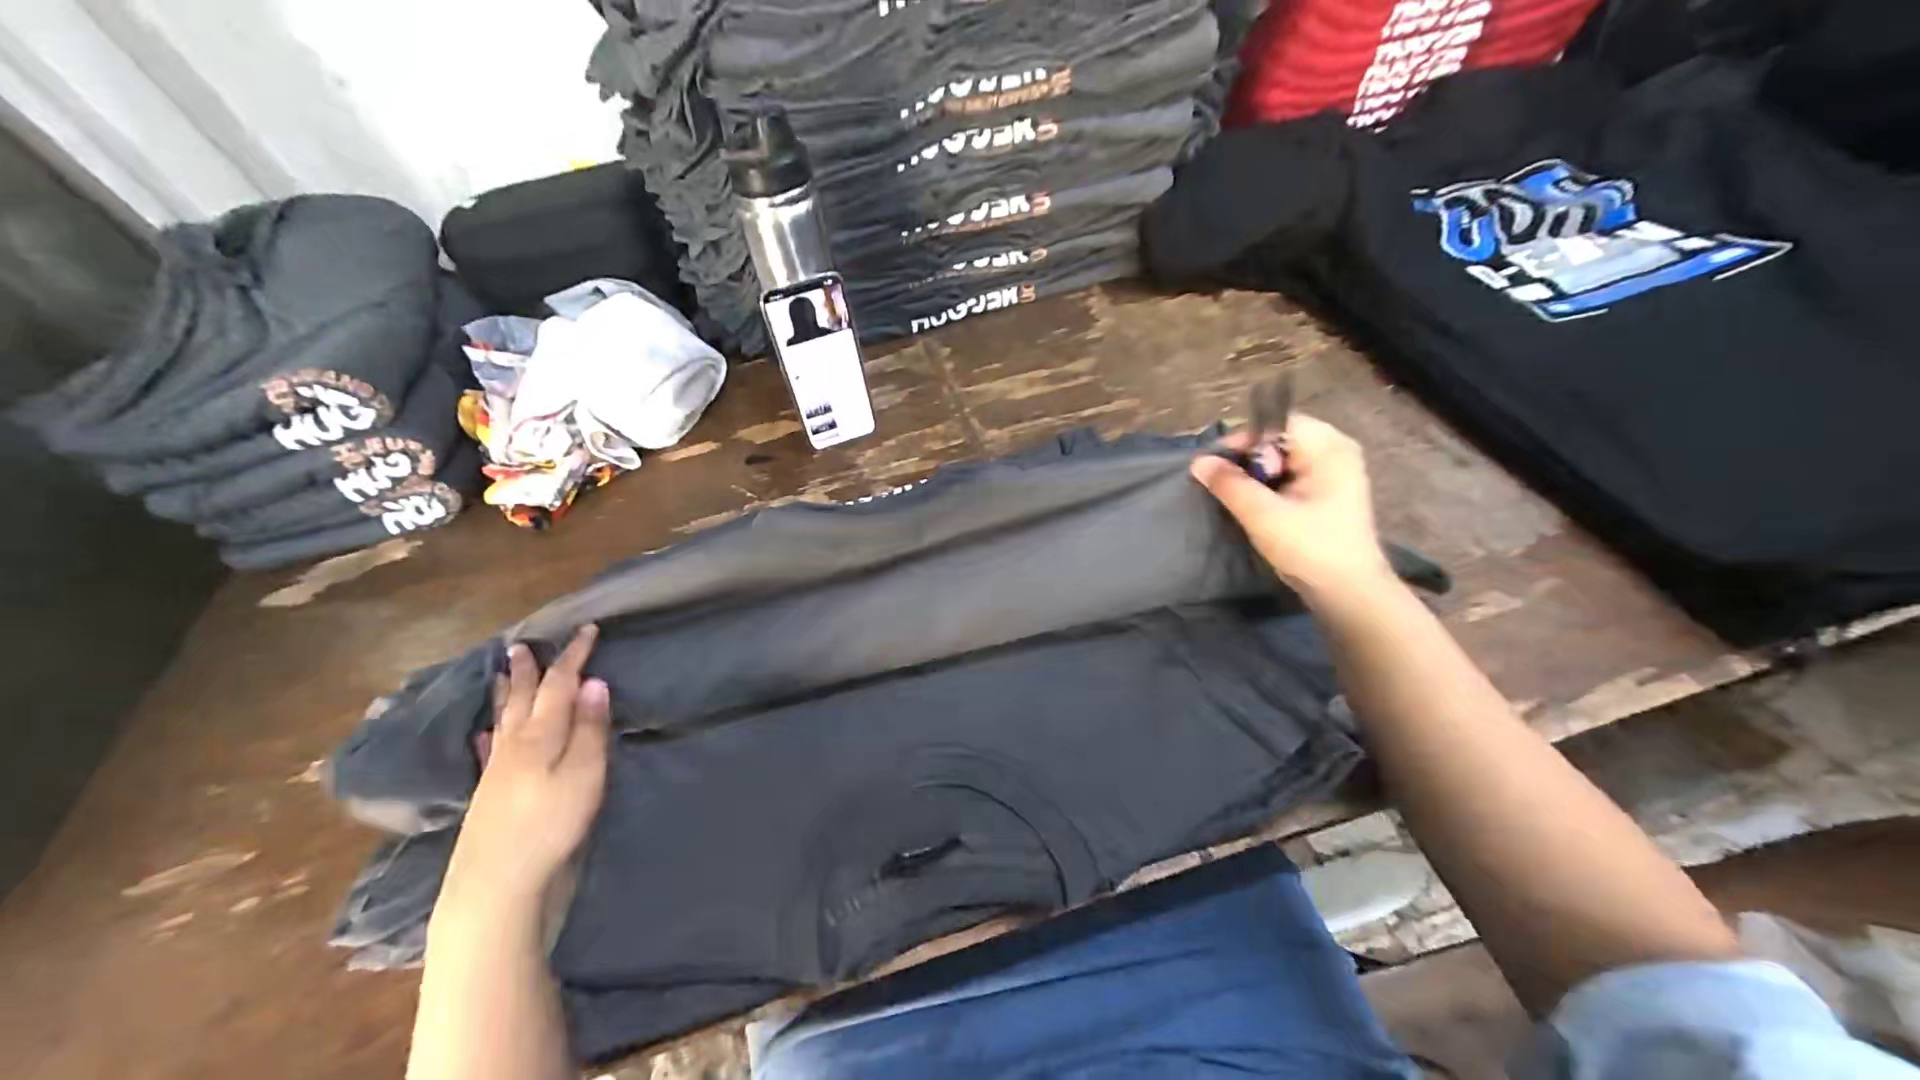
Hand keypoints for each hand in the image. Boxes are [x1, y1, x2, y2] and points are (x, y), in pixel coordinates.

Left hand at [442, 626, 609, 910]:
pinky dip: (486, 738)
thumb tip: (594, 682)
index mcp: (540, 735)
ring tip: (503, 673)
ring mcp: (497, 771)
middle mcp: (514, 745)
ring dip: (506, 693)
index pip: (560, 685)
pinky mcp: (488, 795)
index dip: (574, 656)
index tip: (587, 630)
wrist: (497, 885)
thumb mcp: (584, 774)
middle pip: (524, 698)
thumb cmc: (550, 825)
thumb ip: (589, 728)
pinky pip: (486, 753)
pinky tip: (481, 735)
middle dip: (530, 669)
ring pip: (503, 720)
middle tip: (522, 644)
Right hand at [1190, 414, 1395, 602]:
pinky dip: (1270, 485)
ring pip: (1283, 459)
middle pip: (1280, 439)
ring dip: (1257, 474)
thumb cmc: (1310, 548)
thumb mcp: (1263, 515)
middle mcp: (1336, 452)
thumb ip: (1229, 484)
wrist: (1348, 593)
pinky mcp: (1327, 495)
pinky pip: (1291, 476)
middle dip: (1248, 458)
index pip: (1278, 423)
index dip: (1244, 438)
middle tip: (1223, 481)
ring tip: (1236, 494)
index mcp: (1329, 448)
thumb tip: (1198, 462)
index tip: (1216, 463)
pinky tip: (1255, 505)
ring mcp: (1334, 474)